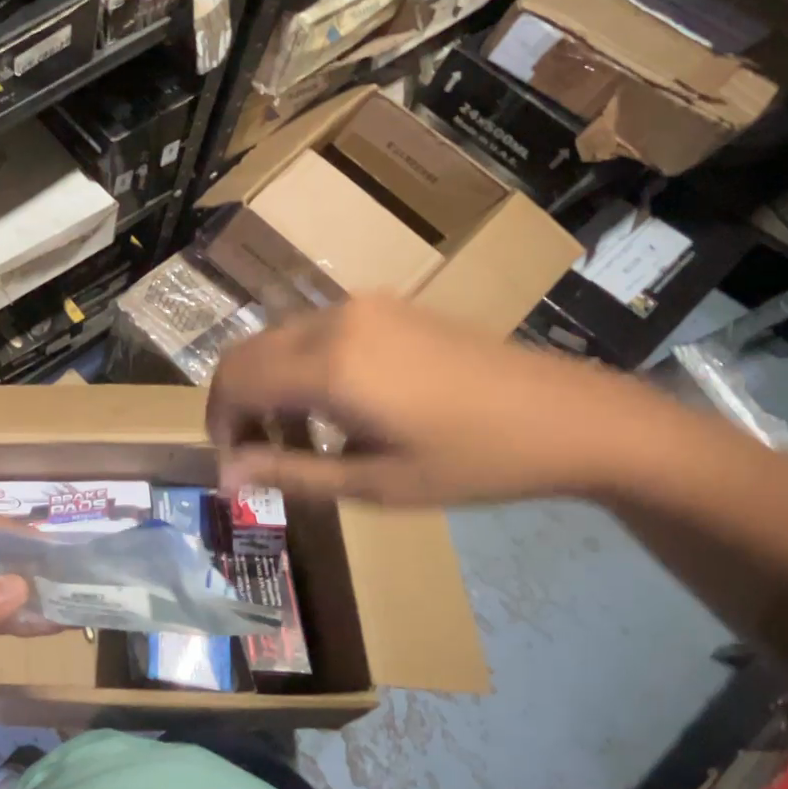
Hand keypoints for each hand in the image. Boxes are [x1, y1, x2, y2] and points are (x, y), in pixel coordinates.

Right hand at [206, 296, 712, 506]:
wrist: (568, 416)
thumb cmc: (473, 461)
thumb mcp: (377, 483)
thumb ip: (290, 474)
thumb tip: (226, 474)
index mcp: (330, 366)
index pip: (235, 381)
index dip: (219, 422)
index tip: (230, 464)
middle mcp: (332, 321)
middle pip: (246, 353)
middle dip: (234, 403)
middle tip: (253, 454)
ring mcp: (357, 306)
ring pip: (274, 340)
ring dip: (265, 385)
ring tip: (296, 437)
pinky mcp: (379, 305)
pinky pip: (308, 331)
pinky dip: (296, 366)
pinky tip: (330, 405)